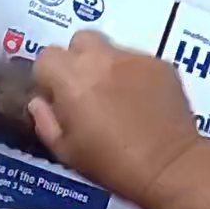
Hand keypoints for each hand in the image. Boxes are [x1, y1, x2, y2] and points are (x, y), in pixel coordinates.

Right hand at [29, 31, 205, 203]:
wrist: (169, 167)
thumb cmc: (110, 164)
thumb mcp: (65, 151)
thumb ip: (45, 120)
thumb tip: (40, 102)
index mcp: (71, 79)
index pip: (46, 56)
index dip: (47, 77)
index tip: (56, 97)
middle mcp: (101, 59)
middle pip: (79, 40)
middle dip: (76, 59)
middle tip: (84, 89)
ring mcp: (134, 59)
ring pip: (110, 49)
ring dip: (105, 66)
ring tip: (115, 97)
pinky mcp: (161, 64)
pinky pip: (138, 61)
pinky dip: (133, 75)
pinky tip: (140, 101)